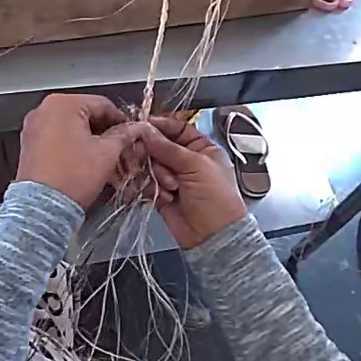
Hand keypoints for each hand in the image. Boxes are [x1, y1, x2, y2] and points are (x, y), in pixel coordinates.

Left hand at [15, 94, 140, 209]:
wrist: (43, 207)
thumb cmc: (72, 177)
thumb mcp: (107, 153)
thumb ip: (123, 134)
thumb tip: (133, 129)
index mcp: (63, 104)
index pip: (103, 104)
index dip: (122, 119)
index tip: (132, 133)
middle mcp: (44, 110)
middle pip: (85, 113)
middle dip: (105, 130)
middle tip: (121, 146)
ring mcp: (33, 127)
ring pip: (71, 126)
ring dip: (90, 138)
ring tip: (105, 156)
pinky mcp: (29, 144)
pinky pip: (58, 137)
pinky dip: (74, 144)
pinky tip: (86, 160)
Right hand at [138, 116, 247, 248]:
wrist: (212, 236)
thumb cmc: (216, 199)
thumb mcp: (196, 165)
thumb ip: (169, 148)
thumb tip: (147, 131)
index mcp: (203, 149)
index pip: (178, 129)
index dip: (161, 126)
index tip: (144, 125)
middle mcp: (188, 161)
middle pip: (160, 147)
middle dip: (155, 154)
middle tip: (150, 158)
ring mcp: (174, 178)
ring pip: (151, 165)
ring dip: (157, 175)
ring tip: (170, 187)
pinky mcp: (162, 194)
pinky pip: (147, 183)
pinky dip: (151, 188)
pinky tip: (162, 196)